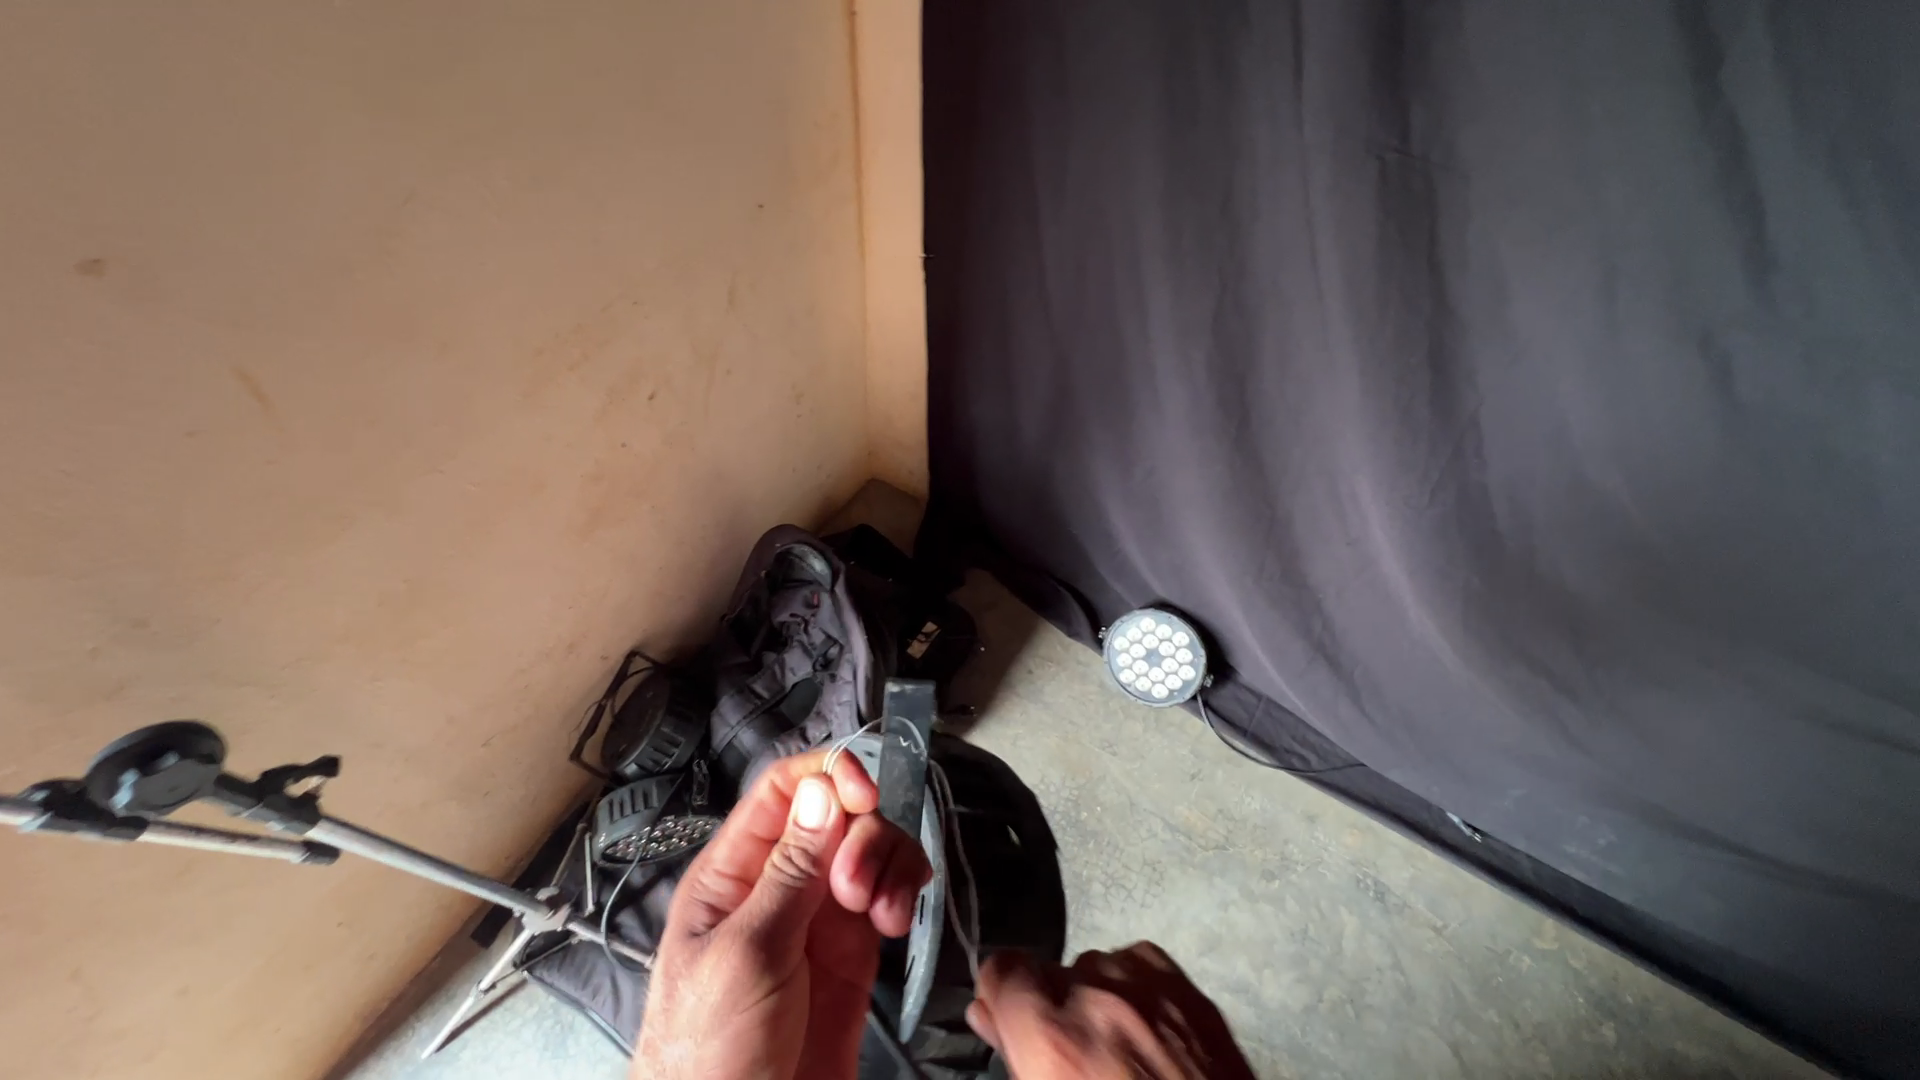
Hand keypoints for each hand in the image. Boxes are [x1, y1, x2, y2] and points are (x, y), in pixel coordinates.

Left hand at [632, 749, 931, 1079]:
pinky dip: (904, 893)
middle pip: (839, 815)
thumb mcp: (747, 955)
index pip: (782, 791)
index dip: (826, 776)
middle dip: (863, 839)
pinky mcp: (855, 947)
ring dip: (891, 865)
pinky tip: (897, 922)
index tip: (865, 794)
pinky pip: (888, 893)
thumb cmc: (713, 1051)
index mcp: (735, 870)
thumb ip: (790, 871)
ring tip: (886, 917)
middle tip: (857, 892)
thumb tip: (820, 788)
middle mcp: (781, 880)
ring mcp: (821, 913)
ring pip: (871, 849)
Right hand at [966, 942, 1255, 1079]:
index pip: (1001, 968)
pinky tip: (1147, 1028)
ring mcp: (1150, 986)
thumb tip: (986, 1013)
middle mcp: (1098, 996)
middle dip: (1053, 1005)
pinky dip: (1135, 988)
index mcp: (1057, 1037)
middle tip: (1074, 1055)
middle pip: (1050, 970)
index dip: (1001, 994)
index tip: (1009, 1018)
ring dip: (1095, 996)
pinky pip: (1139, 963)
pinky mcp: (1191, 988)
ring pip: (1095, 964)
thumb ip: (1015, 1051)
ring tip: (1119, 1048)